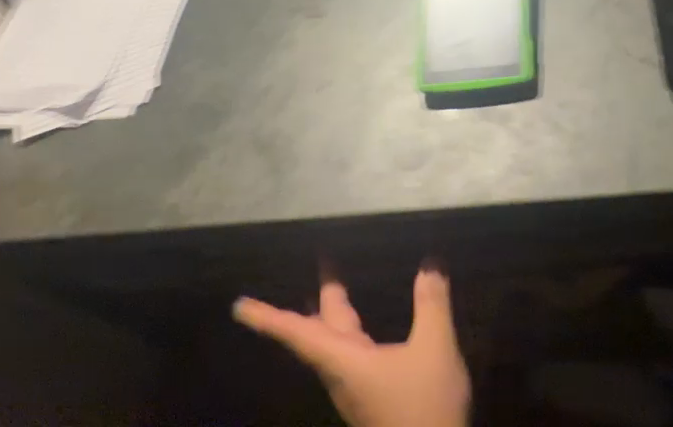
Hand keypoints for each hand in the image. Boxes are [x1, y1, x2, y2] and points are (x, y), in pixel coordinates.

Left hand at [235, 263, 469, 426]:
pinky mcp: (373, 399)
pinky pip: (353, 357)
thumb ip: (431, 304)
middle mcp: (342, 375)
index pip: (298, 333)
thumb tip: (428, 264)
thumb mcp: (434, 349)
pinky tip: (366, 332)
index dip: (268, 317)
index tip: (239, 306)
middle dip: (316, 302)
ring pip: (335, 347)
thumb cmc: (424, 407)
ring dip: (332, 318)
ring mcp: (357, 390)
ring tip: (334, 293)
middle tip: (317, 268)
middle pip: (319, 334)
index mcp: (345, 361)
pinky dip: (354, 333)